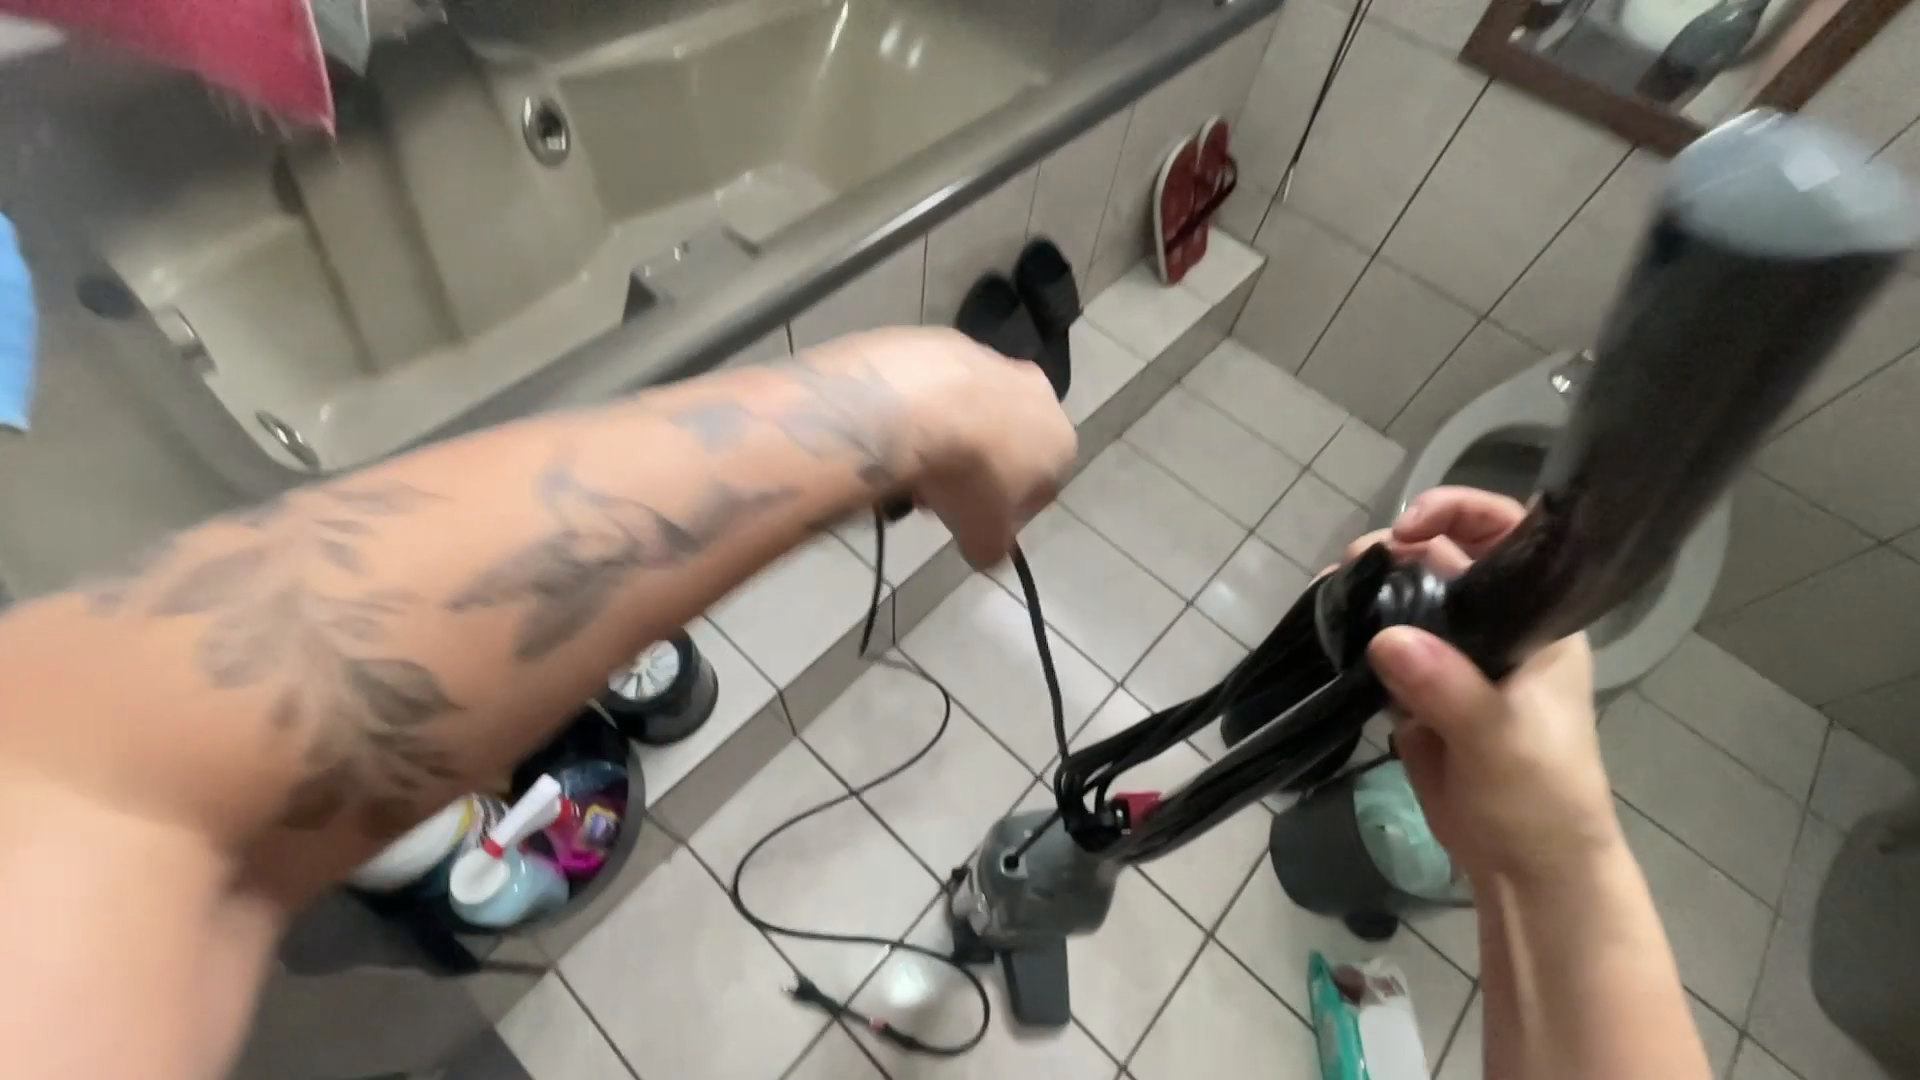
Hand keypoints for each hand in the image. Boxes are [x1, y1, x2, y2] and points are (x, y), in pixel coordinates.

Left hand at [860, 328, 1075, 565]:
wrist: (920, 405)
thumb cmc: (969, 478)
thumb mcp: (984, 538)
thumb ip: (992, 549)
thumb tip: (986, 552)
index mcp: (1060, 441)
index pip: (1042, 490)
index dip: (1005, 513)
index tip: (971, 523)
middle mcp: (1038, 394)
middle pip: (1007, 445)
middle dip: (975, 473)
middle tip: (937, 497)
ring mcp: (993, 360)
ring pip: (973, 413)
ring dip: (949, 440)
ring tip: (911, 466)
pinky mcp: (946, 341)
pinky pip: (936, 387)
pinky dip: (922, 408)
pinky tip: (897, 430)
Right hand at [1351, 488, 1620, 884]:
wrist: (1520, 865)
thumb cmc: (1539, 798)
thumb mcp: (1503, 742)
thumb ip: (1450, 689)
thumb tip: (1386, 640)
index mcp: (1535, 622)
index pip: (1506, 536)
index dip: (1460, 512)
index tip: (1407, 528)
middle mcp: (1492, 626)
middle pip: (1441, 560)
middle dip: (1394, 550)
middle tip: (1352, 566)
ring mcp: (1451, 655)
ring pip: (1402, 598)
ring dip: (1364, 588)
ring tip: (1325, 595)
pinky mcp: (1416, 684)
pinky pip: (1379, 641)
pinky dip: (1351, 628)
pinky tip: (1324, 628)